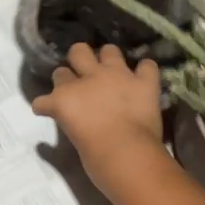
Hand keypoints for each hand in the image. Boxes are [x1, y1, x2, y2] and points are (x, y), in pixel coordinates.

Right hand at [32, 43, 165, 192]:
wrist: (125, 154)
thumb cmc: (92, 154)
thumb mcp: (69, 133)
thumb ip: (66, 119)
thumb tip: (61, 122)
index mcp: (65, 94)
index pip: (57, 77)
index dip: (60, 85)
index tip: (62, 93)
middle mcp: (88, 77)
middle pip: (78, 51)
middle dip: (78, 58)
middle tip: (83, 72)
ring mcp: (118, 76)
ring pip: (110, 50)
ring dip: (110, 58)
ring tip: (113, 70)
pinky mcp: (143, 82)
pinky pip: (147, 65)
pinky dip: (145, 71)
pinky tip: (144, 77)